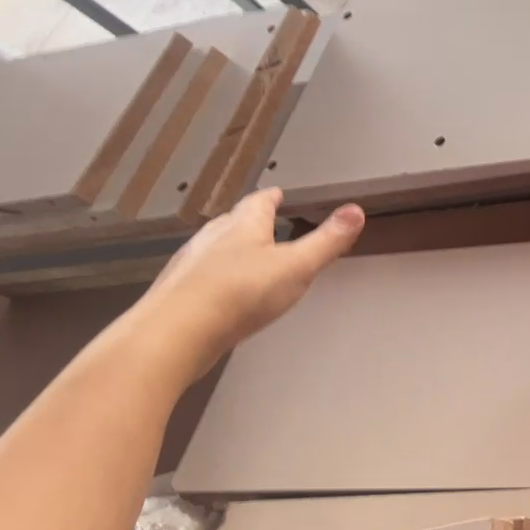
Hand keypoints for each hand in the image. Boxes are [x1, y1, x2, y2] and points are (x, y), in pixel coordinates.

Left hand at [130, 188, 364, 376]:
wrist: (172, 336)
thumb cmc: (241, 293)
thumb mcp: (298, 266)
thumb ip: (328, 240)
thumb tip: (356, 209)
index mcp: (243, 226)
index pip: (258, 202)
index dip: (271, 197)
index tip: (279, 194)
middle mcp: (211, 239)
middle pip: (232, 222)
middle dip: (250, 220)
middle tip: (266, 222)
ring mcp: (189, 266)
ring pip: (213, 248)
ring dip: (231, 248)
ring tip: (249, 256)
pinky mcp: (175, 294)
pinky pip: (201, 275)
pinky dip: (216, 275)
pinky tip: (224, 291)